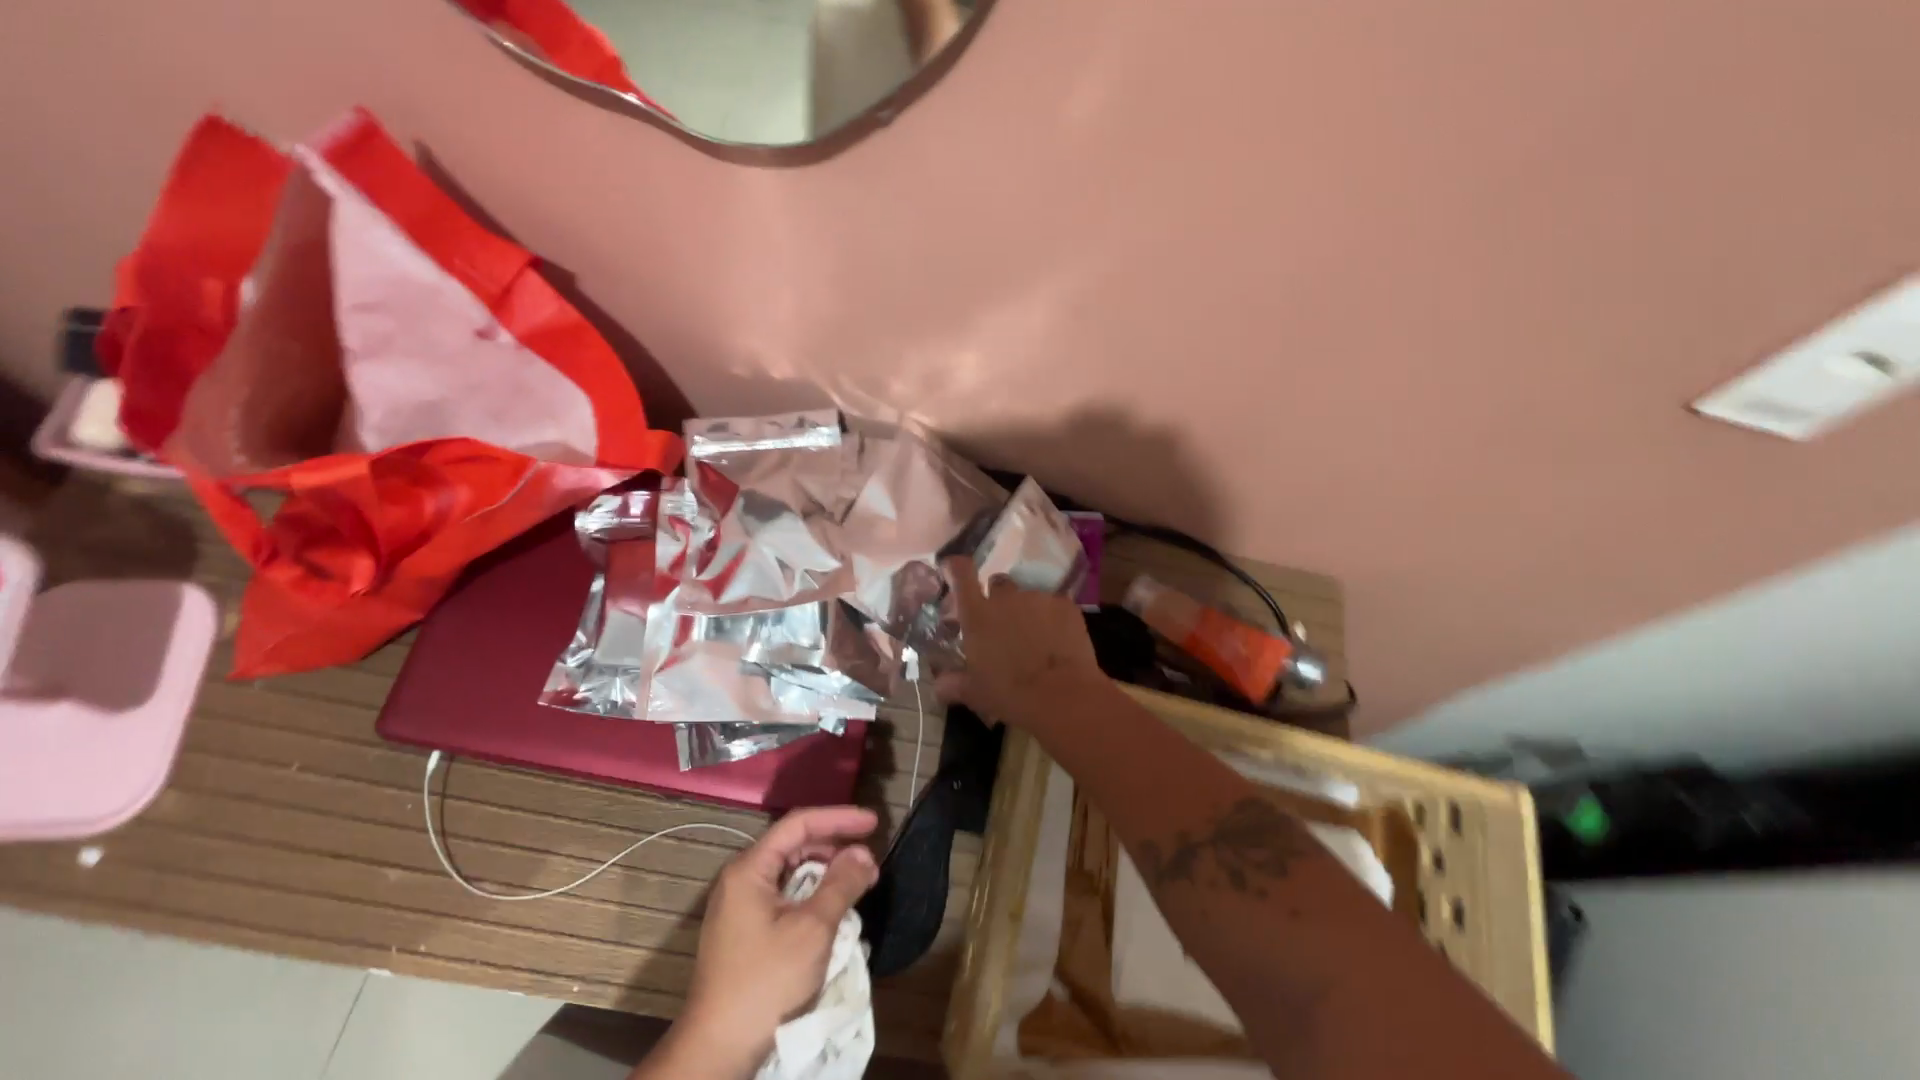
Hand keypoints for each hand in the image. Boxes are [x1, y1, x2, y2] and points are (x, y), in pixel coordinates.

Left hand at [660, 807, 878, 1077]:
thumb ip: (841, 885)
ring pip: (789, 873)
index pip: (798, 825)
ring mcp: (739, 906)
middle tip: (870, 860)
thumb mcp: (812, 929)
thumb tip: (863, 853)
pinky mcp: (744, 931)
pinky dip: (811, 896)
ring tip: (858, 884)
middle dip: (834, 847)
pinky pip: (783, 897)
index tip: (874, 822)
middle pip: (793, 846)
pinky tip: (833, 909)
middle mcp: (740, 879)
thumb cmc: (766, 980)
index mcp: (749, 869)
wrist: (719, 1045)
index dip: (838, 818)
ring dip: (825, 874)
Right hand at [937, 555, 1110, 730]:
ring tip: (1036, 639)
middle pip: (998, 584)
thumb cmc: (1010, 695)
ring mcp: (1038, 599)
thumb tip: (939, 685)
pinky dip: (1054, 619)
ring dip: (1028, 612)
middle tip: (1003, 624)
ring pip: (1029, 596)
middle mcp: (1005, 598)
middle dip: (999, 599)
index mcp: (977, 615)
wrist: (1061, 696)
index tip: (955, 569)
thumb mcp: (975, 693)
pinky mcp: (1066, 606)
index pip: (961, 574)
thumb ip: (954, 684)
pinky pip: (1055, 606)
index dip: (957, 567)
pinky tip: (1058, 642)